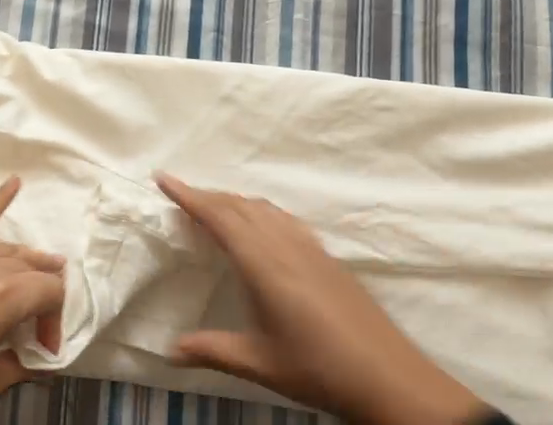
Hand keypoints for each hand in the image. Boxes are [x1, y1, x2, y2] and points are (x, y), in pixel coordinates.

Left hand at [0, 177, 64, 424]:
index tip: (44, 351)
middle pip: (29, 267)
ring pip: (4, 248)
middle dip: (42, 295)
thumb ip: (20, 364)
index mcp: (1, 298)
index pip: (50, 293)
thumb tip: (42, 359)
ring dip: (25, 263)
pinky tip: (14, 183)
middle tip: (41, 326)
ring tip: (42, 273)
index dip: (55, 321)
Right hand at [156, 175, 488, 424]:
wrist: (388, 375)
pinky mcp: (325, 255)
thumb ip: (213, 350)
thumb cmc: (319, 368)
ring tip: (213, 206)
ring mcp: (308, 246)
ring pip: (262, 208)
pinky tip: (261, 224)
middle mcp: (284, 244)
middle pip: (239, 205)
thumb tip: (169, 349)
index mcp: (263, 263)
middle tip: (179, 193)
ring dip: (233, 200)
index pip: (219, 217)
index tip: (163, 177)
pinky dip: (259, 210)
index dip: (189, 196)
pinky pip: (282, 218)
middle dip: (207, 195)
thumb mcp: (260, 364)